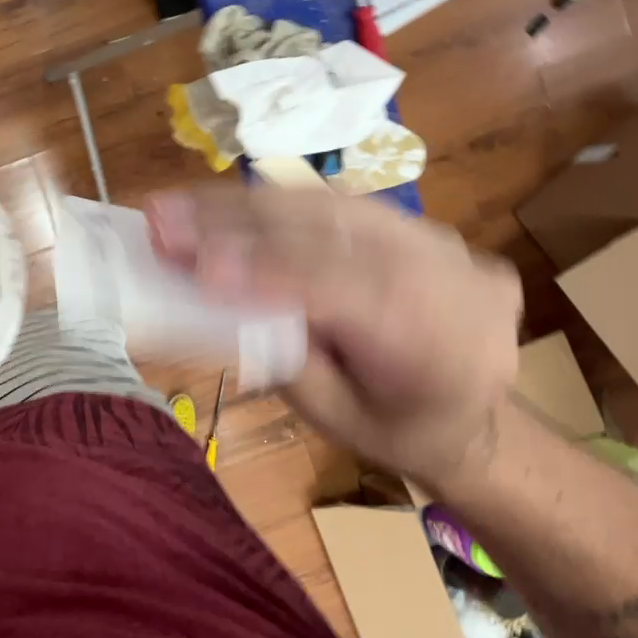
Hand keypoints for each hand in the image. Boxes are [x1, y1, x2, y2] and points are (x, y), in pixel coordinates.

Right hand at [145, 185, 522, 489]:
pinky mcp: (425, 229)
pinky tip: (227, 206)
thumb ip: (281, 351)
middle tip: (160, 217)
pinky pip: (343, 206)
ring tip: (181, 207)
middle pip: (333, 233)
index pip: (343, 290)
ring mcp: (444, 245)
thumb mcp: (331, 414)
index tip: (192, 264)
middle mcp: (452, 280)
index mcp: (440, 346)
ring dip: (246, 206)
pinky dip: (279, 205)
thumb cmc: (393, 432)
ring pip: (334, 207)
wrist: (477, 420)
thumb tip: (213, 295)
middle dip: (236, 223)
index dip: (265, 270)